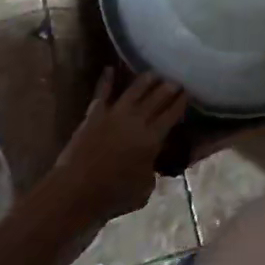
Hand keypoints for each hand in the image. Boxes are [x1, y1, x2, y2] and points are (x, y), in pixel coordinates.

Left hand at [41, 71, 187, 231]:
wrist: (77, 191)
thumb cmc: (114, 196)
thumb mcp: (145, 187)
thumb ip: (151, 167)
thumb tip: (151, 158)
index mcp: (152, 138)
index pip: (171, 114)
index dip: (180, 102)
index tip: (187, 92)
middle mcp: (136, 120)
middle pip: (156, 98)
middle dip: (168, 87)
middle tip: (176, 80)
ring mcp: (114, 114)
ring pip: (134, 90)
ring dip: (146, 80)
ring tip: (154, 73)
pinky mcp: (94, 114)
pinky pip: (102, 92)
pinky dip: (106, 79)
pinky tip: (109, 68)